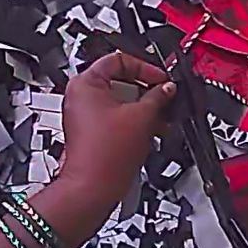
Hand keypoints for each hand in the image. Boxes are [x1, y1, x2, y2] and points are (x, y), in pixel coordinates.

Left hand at [56, 50, 175, 210]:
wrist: (93, 187)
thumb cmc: (105, 155)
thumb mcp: (142, 117)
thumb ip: (158, 97)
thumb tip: (167, 88)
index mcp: (85, 83)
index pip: (118, 60)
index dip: (145, 68)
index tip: (161, 79)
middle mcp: (80, 97)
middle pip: (119, 81)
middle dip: (146, 91)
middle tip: (164, 98)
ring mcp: (84, 115)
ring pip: (119, 101)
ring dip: (143, 108)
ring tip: (161, 117)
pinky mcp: (91, 132)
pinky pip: (115, 117)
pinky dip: (133, 120)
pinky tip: (152, 129)